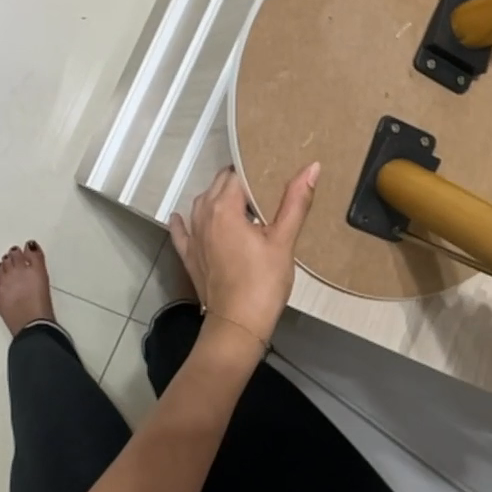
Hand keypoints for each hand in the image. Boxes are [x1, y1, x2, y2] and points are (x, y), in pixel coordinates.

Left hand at [168, 163, 318, 346]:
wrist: (237, 325)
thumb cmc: (264, 283)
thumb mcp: (284, 241)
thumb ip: (295, 201)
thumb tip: (311, 167)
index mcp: (225, 208)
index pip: (238, 175)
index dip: (255, 171)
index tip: (272, 171)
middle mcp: (203, 216)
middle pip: (218, 186)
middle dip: (238, 182)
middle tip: (263, 188)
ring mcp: (193, 237)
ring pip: (201, 204)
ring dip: (218, 198)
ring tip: (241, 203)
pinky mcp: (189, 256)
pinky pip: (181, 232)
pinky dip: (184, 222)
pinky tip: (180, 218)